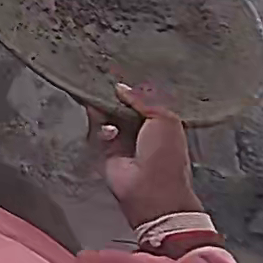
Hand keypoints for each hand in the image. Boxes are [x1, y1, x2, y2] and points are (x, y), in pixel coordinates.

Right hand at [86, 83, 203, 228]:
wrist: (151, 190)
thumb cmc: (165, 154)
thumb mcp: (163, 119)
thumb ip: (142, 100)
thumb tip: (120, 87)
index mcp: (161, 123)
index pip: (143, 100)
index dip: (132, 89)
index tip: (117, 72)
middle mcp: (141, 130)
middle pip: (123, 106)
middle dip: (114, 95)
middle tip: (101, 78)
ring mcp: (123, 140)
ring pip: (108, 115)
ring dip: (103, 107)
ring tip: (97, 95)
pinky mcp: (105, 149)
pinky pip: (98, 130)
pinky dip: (99, 124)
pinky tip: (106, 127)